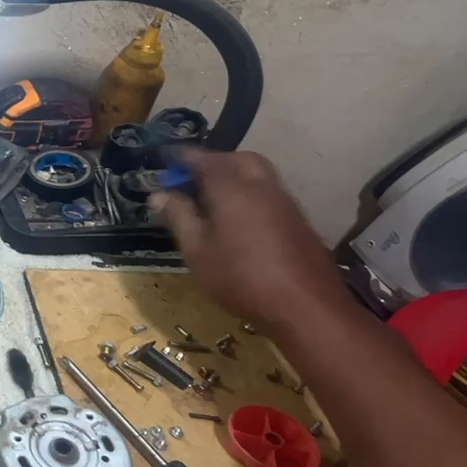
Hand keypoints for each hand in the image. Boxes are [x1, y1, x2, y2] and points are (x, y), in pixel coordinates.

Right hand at [149, 150, 348, 331]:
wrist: (308, 309)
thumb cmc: (241, 278)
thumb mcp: (196, 250)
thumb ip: (178, 217)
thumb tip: (159, 194)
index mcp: (233, 190)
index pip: (204, 159)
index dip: (181, 156)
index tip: (163, 159)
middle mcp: (262, 189)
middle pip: (239, 159)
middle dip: (213, 161)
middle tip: (190, 179)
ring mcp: (285, 205)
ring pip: (258, 175)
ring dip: (232, 177)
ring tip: (208, 199)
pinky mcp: (298, 223)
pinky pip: (268, 194)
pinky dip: (248, 193)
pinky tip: (234, 219)